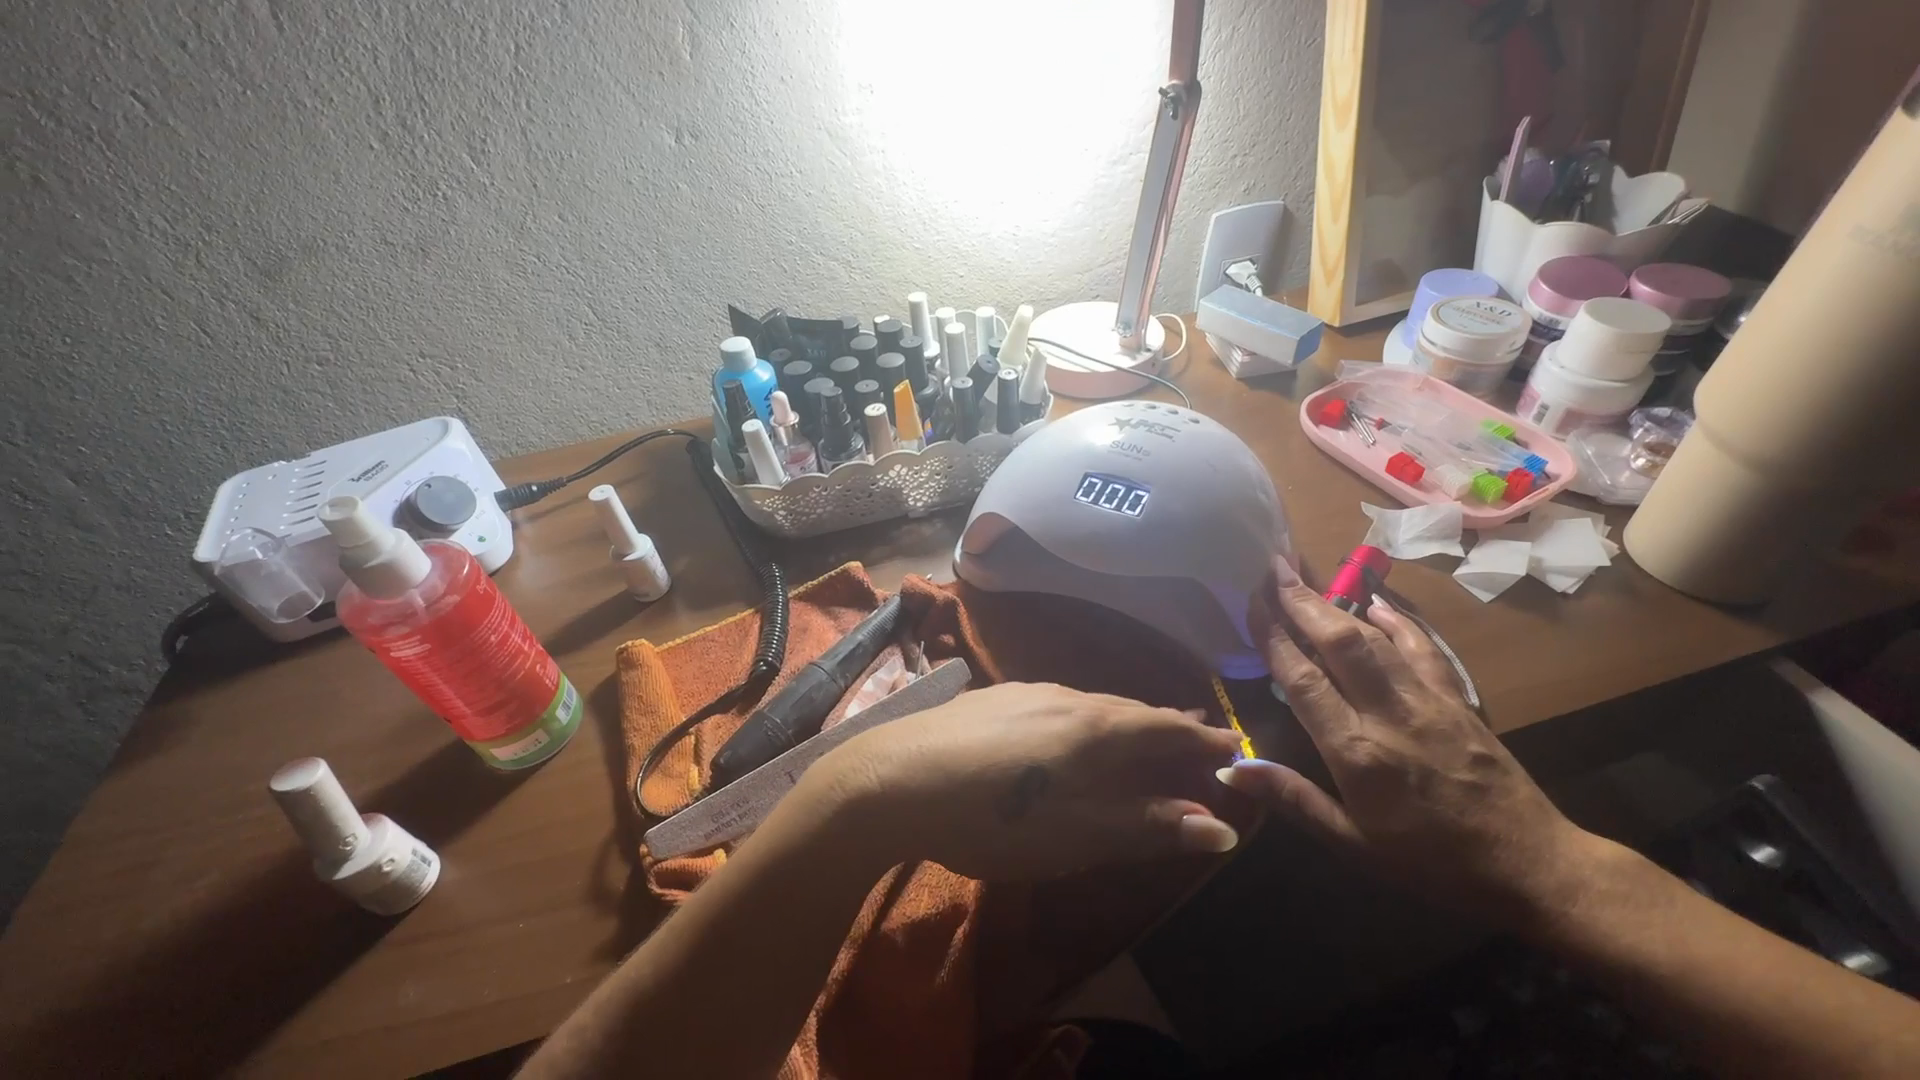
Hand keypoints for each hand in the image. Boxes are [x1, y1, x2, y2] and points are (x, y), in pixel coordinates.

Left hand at [804, 683, 1245, 880]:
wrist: (895, 779)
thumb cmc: (998, 816)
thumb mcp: (1081, 834)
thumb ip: (1149, 827)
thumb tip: (1222, 828)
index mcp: (1099, 728)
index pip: (1169, 728)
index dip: (1204, 741)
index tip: (1234, 748)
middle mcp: (1069, 696)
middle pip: (1132, 710)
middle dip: (1168, 727)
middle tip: (1196, 739)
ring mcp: (1025, 692)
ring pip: (1093, 704)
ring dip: (1125, 721)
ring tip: (1139, 733)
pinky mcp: (990, 699)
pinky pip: (1057, 705)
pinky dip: (1084, 721)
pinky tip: (1067, 733)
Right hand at [1220, 559, 1599, 922]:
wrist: (1532, 866)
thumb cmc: (1431, 863)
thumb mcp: (1352, 844)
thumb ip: (1292, 799)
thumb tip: (1230, 770)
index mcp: (1357, 751)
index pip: (1303, 680)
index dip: (1273, 637)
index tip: (1250, 603)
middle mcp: (1390, 714)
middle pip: (1340, 642)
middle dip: (1302, 601)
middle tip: (1272, 567)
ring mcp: (1428, 701)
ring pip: (1376, 638)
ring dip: (1337, 604)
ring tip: (1308, 576)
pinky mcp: (1458, 700)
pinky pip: (1422, 649)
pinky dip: (1395, 622)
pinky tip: (1376, 605)